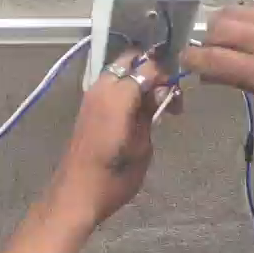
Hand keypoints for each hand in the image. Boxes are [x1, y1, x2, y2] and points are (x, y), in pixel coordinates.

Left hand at [44, 50, 166, 228]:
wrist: (76, 193)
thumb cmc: (114, 176)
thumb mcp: (143, 146)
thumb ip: (150, 112)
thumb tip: (159, 93)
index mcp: (118, 96)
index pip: (147, 67)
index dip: (165, 75)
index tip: (176, 95)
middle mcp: (101, 87)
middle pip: (129, 60)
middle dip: (149, 70)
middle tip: (165, 94)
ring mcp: (91, 94)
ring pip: (118, 70)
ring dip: (136, 78)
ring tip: (153, 104)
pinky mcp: (87, 105)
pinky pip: (109, 84)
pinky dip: (125, 87)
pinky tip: (136, 110)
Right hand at [181, 0, 253, 127]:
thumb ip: (245, 83)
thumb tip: (211, 71)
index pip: (213, 59)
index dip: (192, 59)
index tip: (187, 61)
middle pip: (218, 28)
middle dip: (208, 40)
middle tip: (215, 50)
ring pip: (234, 11)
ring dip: (228, 26)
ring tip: (238, 37)